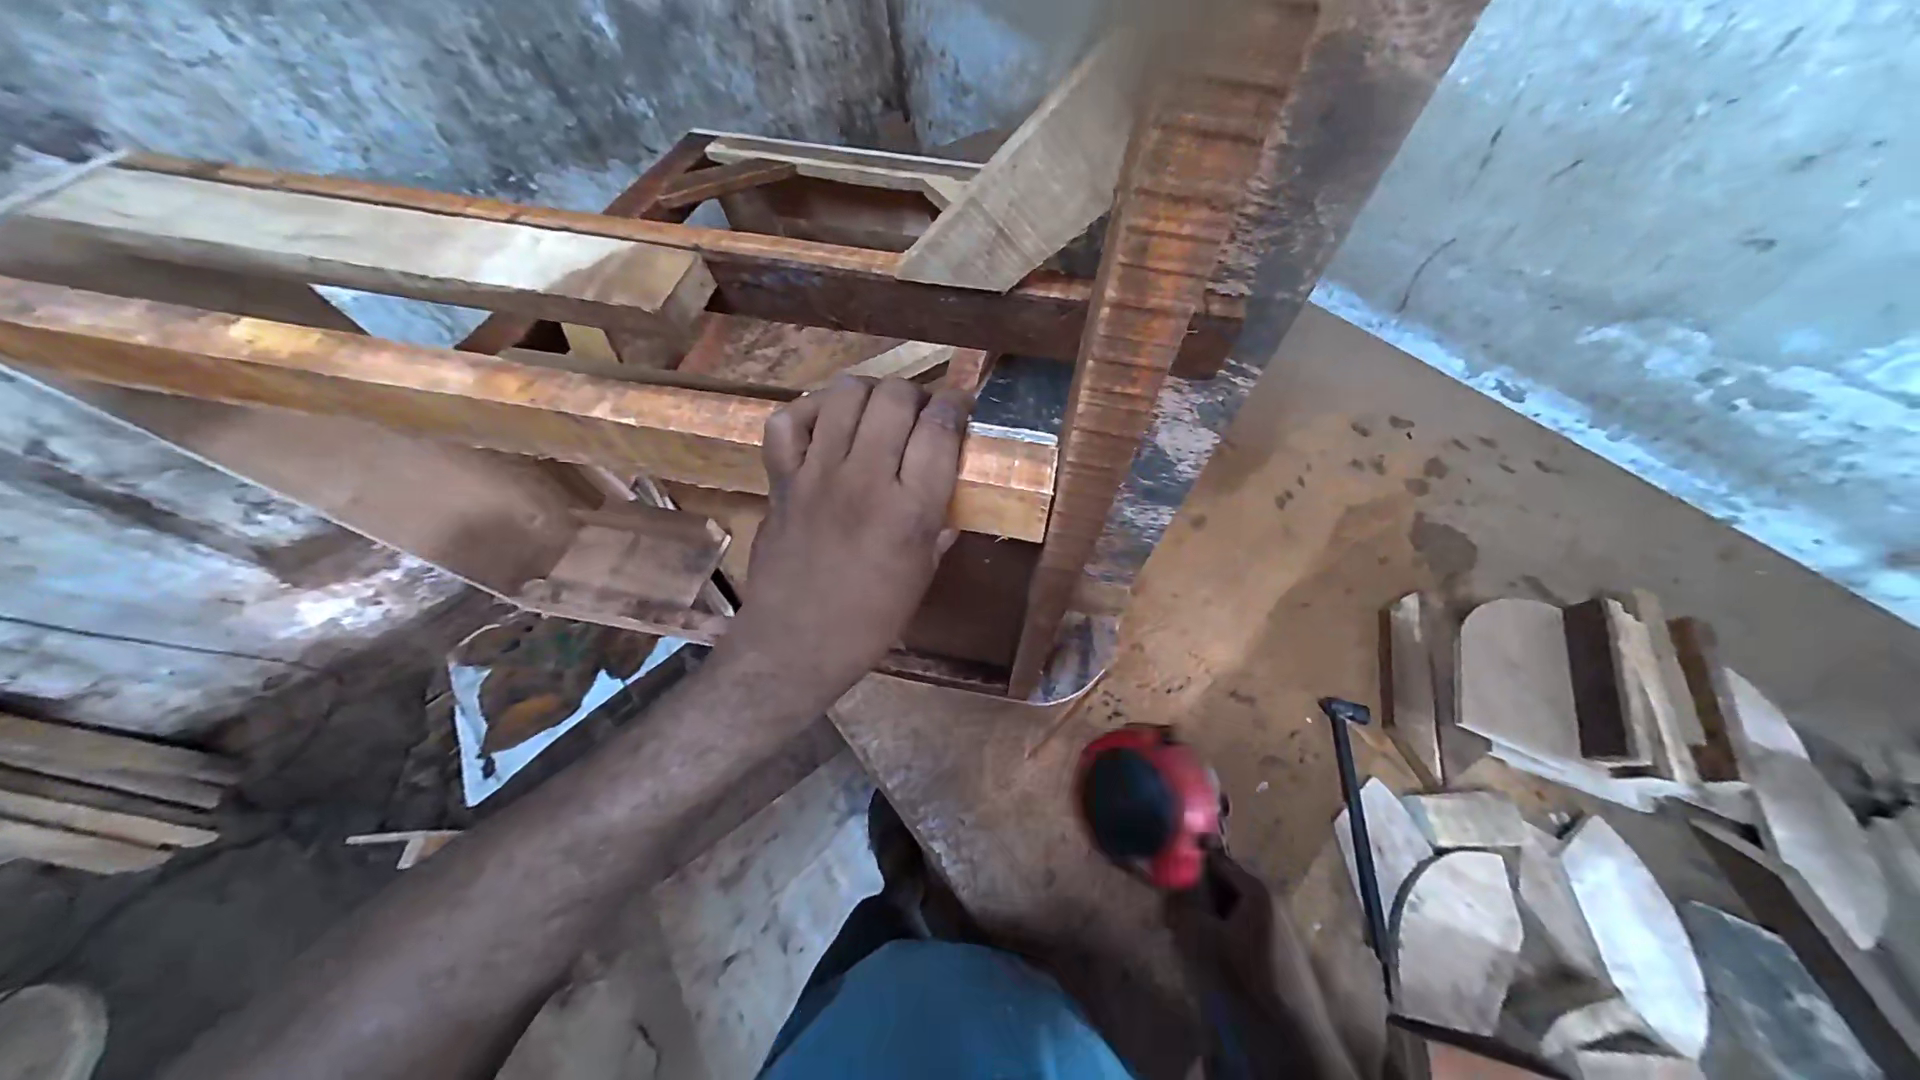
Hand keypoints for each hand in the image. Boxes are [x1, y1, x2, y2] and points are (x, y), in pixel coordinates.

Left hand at [710, 375, 972, 706]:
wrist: (795, 644)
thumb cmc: (869, 620)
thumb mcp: (921, 574)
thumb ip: (940, 524)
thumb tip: (951, 489)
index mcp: (910, 509)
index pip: (939, 426)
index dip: (957, 404)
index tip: (961, 405)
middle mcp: (864, 479)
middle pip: (895, 397)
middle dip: (917, 394)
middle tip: (920, 412)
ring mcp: (816, 475)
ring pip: (845, 395)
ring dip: (870, 394)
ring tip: (877, 412)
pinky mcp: (781, 480)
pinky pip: (788, 421)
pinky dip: (810, 412)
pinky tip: (827, 426)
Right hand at [1166, 850, 1367, 1079]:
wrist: (1294, 1044)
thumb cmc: (1247, 982)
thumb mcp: (1201, 939)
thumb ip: (1179, 903)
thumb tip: (1164, 879)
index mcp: (1258, 887)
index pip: (1213, 857)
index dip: (1186, 866)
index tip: (1164, 882)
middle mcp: (1272, 897)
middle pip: (1221, 881)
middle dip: (1194, 894)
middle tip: (1172, 914)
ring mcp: (1278, 923)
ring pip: (1228, 906)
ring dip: (1205, 916)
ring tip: (1186, 938)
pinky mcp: (1277, 948)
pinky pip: (1239, 926)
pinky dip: (1220, 934)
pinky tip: (1207, 957)